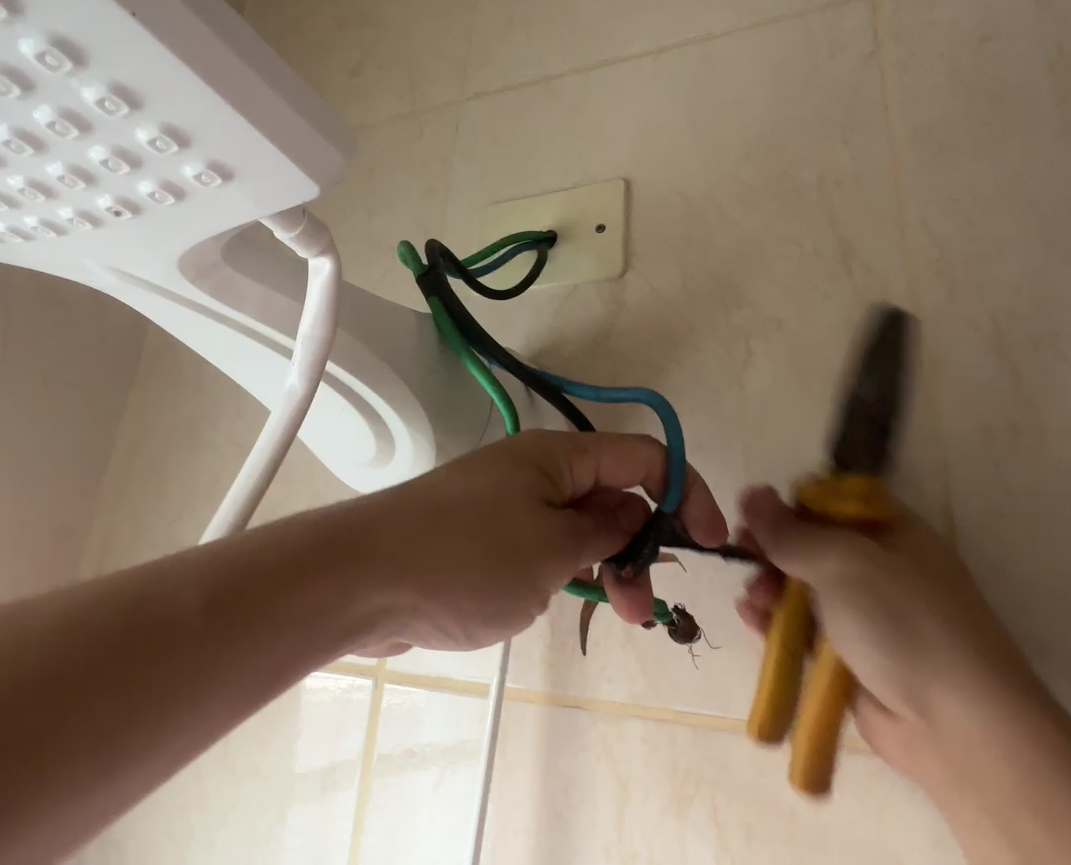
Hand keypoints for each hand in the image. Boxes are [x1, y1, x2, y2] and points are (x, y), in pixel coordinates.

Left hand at [343, 430, 725, 654]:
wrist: (360, 580)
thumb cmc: (466, 559)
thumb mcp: (552, 549)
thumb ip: (604, 531)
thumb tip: (633, 512)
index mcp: (556, 457)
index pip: (642, 456)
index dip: (685, 490)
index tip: (710, 541)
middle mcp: (534, 472)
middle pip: (612, 494)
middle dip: (642, 542)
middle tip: (644, 603)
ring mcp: (506, 506)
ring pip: (578, 527)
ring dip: (606, 565)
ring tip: (616, 612)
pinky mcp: (483, 539)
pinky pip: (544, 547)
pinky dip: (566, 572)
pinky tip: (562, 602)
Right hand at [734, 486, 1044, 781]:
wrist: (955, 725)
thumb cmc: (903, 623)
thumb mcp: (843, 562)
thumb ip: (791, 531)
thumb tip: (752, 493)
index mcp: (891, 532)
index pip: (832, 502)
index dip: (791, 504)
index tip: (755, 513)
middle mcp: (878, 568)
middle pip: (810, 545)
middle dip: (773, 548)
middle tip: (742, 553)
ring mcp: (864, 615)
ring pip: (801, 588)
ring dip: (769, 587)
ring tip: (753, 600)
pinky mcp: (848, 657)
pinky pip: (801, 630)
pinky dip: (775, 623)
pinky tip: (752, 620)